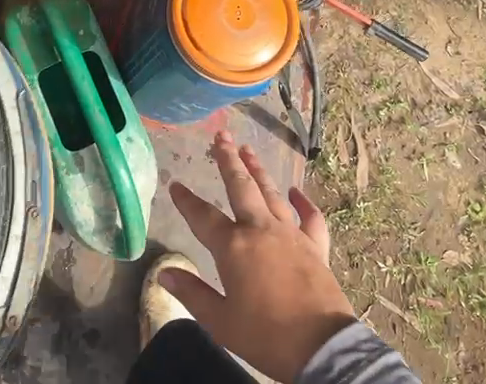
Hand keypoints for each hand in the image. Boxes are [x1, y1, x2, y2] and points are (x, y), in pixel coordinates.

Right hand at [161, 130, 358, 383]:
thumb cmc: (266, 336)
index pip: (202, 216)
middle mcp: (260, 230)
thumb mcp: (220, 321)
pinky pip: (311, 218)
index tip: (175, 185)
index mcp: (233, 246)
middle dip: (228, 160)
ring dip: (258, 170)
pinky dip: (303, 202)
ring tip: (248, 149)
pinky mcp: (316, 247)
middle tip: (221, 137)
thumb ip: (192, 293)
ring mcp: (291, 235)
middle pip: (241, 186)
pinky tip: (296, 192)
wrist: (321, 348)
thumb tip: (164, 273)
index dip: (186, 200)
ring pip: (271, 193)